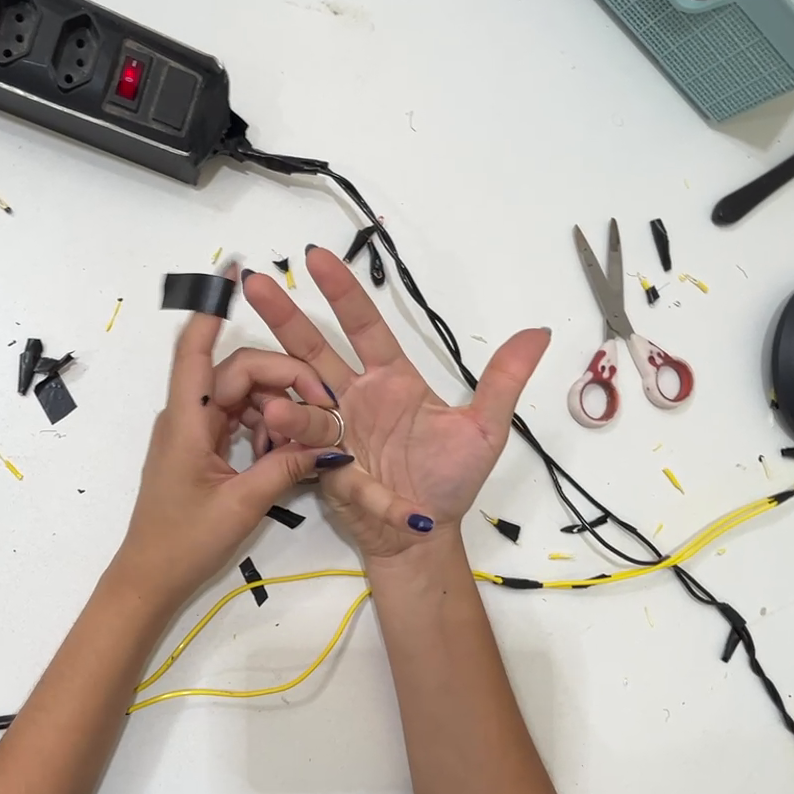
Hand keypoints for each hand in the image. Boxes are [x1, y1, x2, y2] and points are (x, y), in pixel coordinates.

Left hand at [112, 297, 341, 605]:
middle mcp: (187, 417)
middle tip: (322, 402)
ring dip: (275, 407)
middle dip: (282, 378)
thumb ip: (286, 467)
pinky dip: (264, 427)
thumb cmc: (185, 541)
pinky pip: (238, 421)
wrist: (149, 578)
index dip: (212, 310)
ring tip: (304, 436)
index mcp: (187, 421)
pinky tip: (284, 450)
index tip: (230, 274)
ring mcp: (193, 433)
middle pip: (237, 372)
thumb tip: (328, 442)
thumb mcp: (244, 505)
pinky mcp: (201, 450)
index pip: (197, 351)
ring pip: (241, 396)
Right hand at [242, 246, 549, 559]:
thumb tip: (539, 331)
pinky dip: (294, 443)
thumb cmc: (451, 483)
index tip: (316, 257)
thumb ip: (502, 381)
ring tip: (275, 406)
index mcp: (390, 380)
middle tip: (254, 285)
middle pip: (313, 349)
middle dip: (285, 317)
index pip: (363, 326)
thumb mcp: (484, 430)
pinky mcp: (320, 462)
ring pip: (300, 399)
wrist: (424, 536)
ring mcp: (333, 429)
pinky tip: (278, 435)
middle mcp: (354, 397)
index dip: (342, 292)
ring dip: (286, 397)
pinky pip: (304, 448)